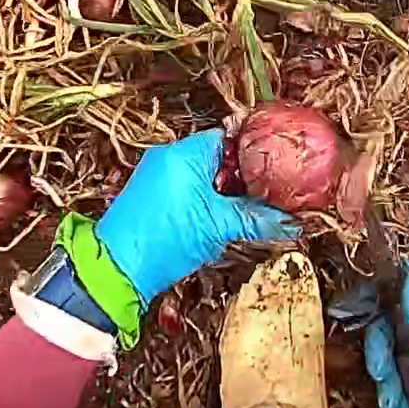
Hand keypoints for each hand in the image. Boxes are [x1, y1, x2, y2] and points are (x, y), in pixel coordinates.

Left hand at [96, 129, 298, 303]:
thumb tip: (293, 223)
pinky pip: (188, 185)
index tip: (273, 165)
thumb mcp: (219, 226)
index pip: (229, 136)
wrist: (115, 271)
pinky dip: (206, 196)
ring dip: (224, 188)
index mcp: (186, 152)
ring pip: (203, 172)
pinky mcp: (151, 194)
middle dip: (241, 173)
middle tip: (265, 189)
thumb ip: (259, 219)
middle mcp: (170, 156)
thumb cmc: (163, 239)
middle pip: (218, 155)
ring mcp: (158, 174)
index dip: (253, 150)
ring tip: (247, 205)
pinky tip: (220, 216)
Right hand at [364, 263, 408, 407]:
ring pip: (394, 360)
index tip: (341, 313)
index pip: (396, 293)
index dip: (369, 302)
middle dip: (381, 355)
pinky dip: (400, 397)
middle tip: (381, 378)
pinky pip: (405, 383)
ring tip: (397, 406)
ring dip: (389, 382)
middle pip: (390, 329)